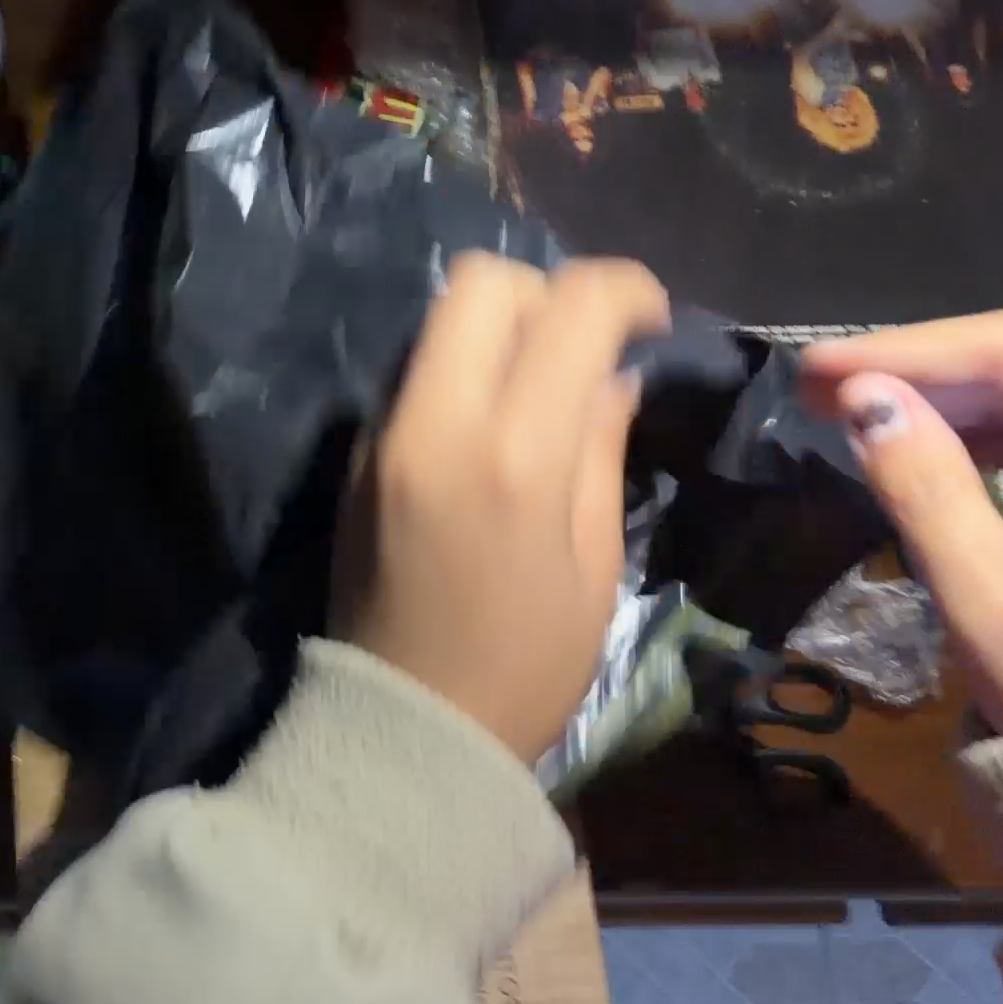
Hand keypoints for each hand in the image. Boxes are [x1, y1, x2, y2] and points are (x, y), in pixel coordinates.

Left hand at [333, 253, 669, 761]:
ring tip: (534, 382)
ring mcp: (380, 435)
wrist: (404, 720)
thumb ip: (596, 447)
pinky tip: (482, 421)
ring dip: (495, 327)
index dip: (623, 289)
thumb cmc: (523, 663)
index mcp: (513, 456)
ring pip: (437, 321)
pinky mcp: (353, 455)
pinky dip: (455, 369)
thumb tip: (608, 373)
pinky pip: (411, 373)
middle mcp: (434, 424)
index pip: (569, 308)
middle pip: (479, 283)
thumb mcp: (591, 563)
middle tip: (579, 346)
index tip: (649, 320)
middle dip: (544, 291)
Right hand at [803, 310, 1002, 733]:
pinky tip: (919, 431)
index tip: (816, 364)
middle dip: (917, 364)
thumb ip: (925, 489)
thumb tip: (863, 398)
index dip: (909, 348)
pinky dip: (978, 422)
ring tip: (849, 401)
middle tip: (816, 383)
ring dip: (940, 389)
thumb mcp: (989, 601)